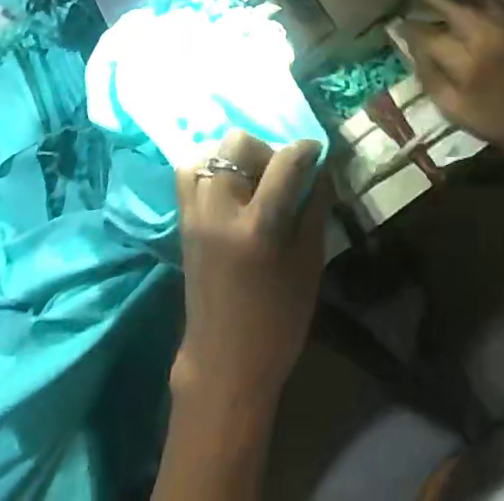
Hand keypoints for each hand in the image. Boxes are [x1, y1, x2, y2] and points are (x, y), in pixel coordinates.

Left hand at [172, 132, 330, 401]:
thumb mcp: (309, 264)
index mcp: (258, 227)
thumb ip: (314, 210)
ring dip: (236, 156)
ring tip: (253, 181)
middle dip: (266, 150)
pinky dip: (210, 167)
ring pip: (210, 151)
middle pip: (238, 143)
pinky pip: (190, 173)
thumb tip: (321, 170)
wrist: (224, 360)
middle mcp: (220, 211)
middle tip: (280, 175)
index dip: (305, 150)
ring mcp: (195, 214)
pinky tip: (230, 186)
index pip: (284, 163)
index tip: (316, 151)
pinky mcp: (182, 221)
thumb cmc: (278, 320)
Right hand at [401, 0, 503, 174]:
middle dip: (425, 0)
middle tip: (416, 3)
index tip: (398, 27)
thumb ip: (432, 81)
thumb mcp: (461, 115)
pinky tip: (477, 1)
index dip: (406, 28)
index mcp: (463, 57)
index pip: (421, 31)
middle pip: (443, 0)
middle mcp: (482, 28)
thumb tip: (413, 53)